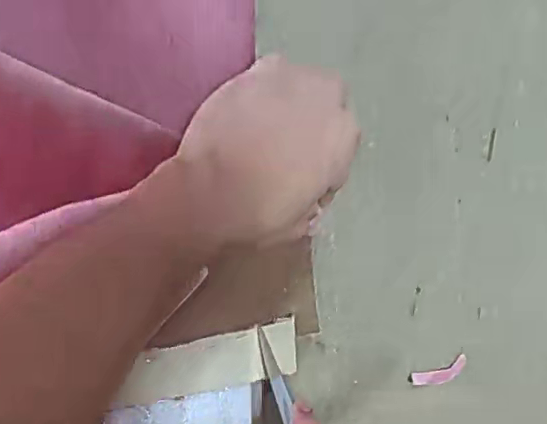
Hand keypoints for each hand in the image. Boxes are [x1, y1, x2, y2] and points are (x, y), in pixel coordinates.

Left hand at [166, 56, 358, 249]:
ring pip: (297, 91)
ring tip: (257, 139)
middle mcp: (327, 96)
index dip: (318, 176)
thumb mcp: (291, 229)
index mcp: (343, 138)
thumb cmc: (252, 217)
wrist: (203, 194)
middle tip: (279, 158)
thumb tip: (309, 207)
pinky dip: (257, 99)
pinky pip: (264, 83)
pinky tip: (239, 122)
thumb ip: (308, 212)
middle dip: (308, 132)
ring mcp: (291, 77)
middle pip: (324, 112)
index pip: (338, 155)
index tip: (298, 189)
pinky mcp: (255, 71)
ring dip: (285, 110)